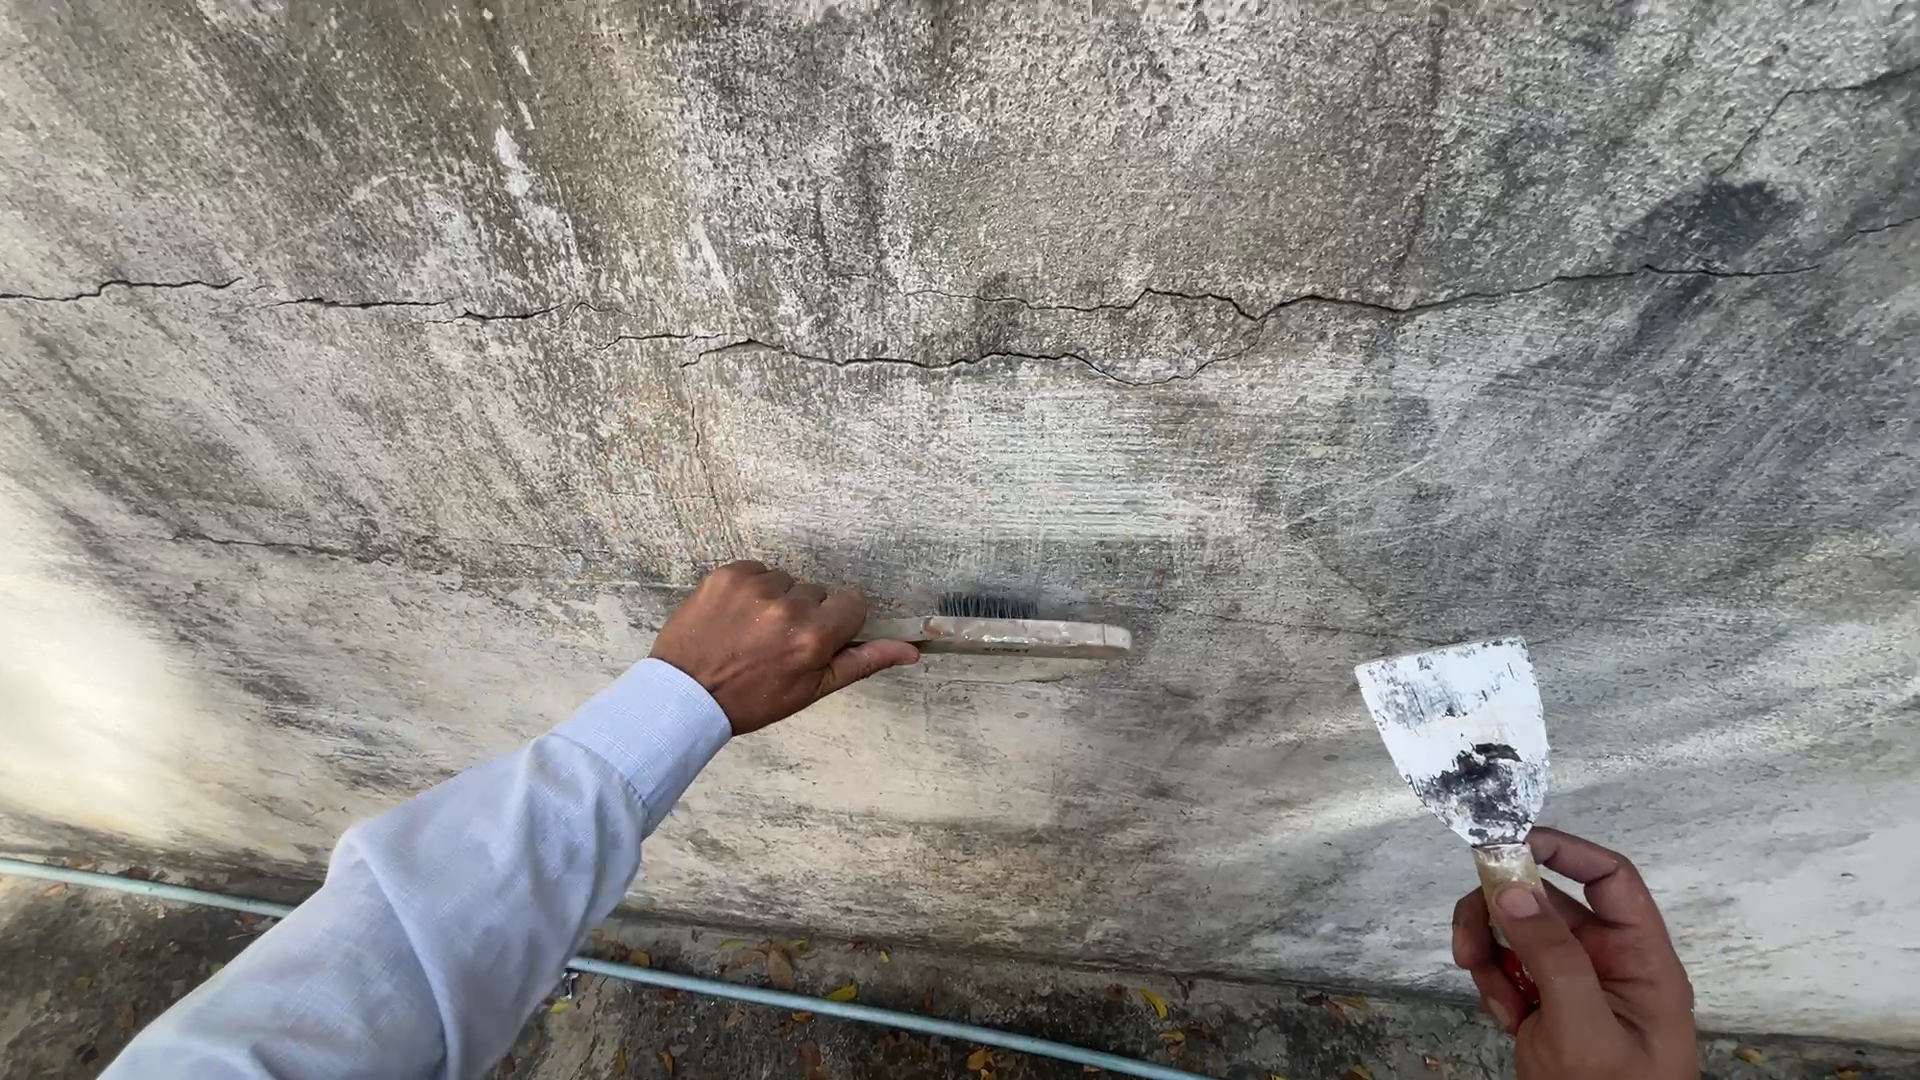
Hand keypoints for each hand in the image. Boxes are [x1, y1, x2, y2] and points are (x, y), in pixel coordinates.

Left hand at [649, 560, 919, 734]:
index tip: (816, 637)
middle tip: (777, 642)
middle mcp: (789, 606)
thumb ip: (864, 661)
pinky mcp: (727, 575)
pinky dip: (749, 588)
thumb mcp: (813, 688)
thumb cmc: (753, 699)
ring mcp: (755, 587)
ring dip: (776, 599)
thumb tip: (912, 650)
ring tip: (752, 630)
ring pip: (786, 580)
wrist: (685, 697)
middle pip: (818, 592)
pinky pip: (756, 570)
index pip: (852, 602)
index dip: (836, 620)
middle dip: (805, 612)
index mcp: (815, 636)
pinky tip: (735, 616)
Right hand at [1453, 828, 1697, 1079]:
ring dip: (1485, 947)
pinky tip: (1501, 1013)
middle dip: (1495, 911)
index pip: (1609, 878)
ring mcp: (1571, 975)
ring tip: (1484, 988)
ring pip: (1510, 923)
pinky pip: (1500, 958)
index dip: (1561, 848)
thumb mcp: (1583, 1030)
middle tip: (1468, 938)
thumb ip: (1551, 956)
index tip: (1503, 841)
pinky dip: (1488, 977)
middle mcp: (1605, 958)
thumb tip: (1508, 884)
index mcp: (1640, 960)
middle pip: (1540, 897)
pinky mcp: (1541, 992)